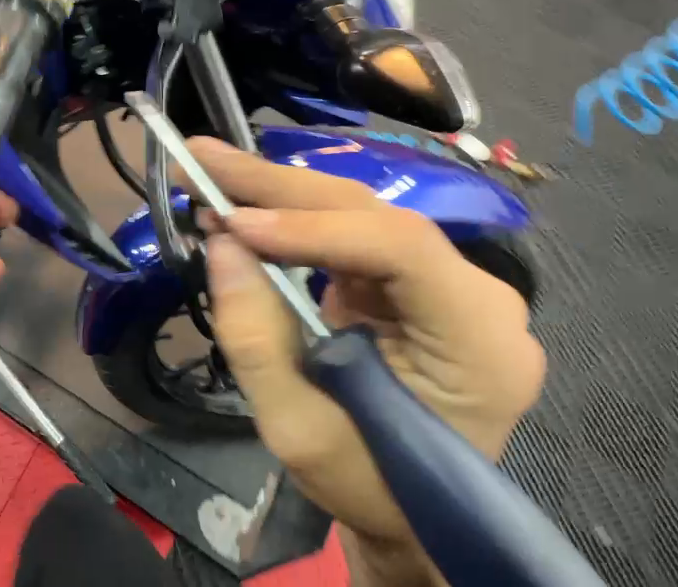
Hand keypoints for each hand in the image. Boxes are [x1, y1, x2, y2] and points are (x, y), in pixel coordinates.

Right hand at [184, 137, 545, 554]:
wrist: (412, 520)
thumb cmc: (365, 484)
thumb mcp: (297, 430)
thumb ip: (256, 338)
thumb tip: (221, 244)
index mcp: (478, 343)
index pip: (402, 249)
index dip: (314, 226)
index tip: (234, 224)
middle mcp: (477, 297)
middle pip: (375, 214)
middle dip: (279, 187)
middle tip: (200, 158)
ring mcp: (448, 284)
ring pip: (357, 213)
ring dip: (277, 192)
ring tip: (208, 169)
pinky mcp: (413, 281)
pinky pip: (346, 232)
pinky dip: (288, 217)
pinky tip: (242, 203)